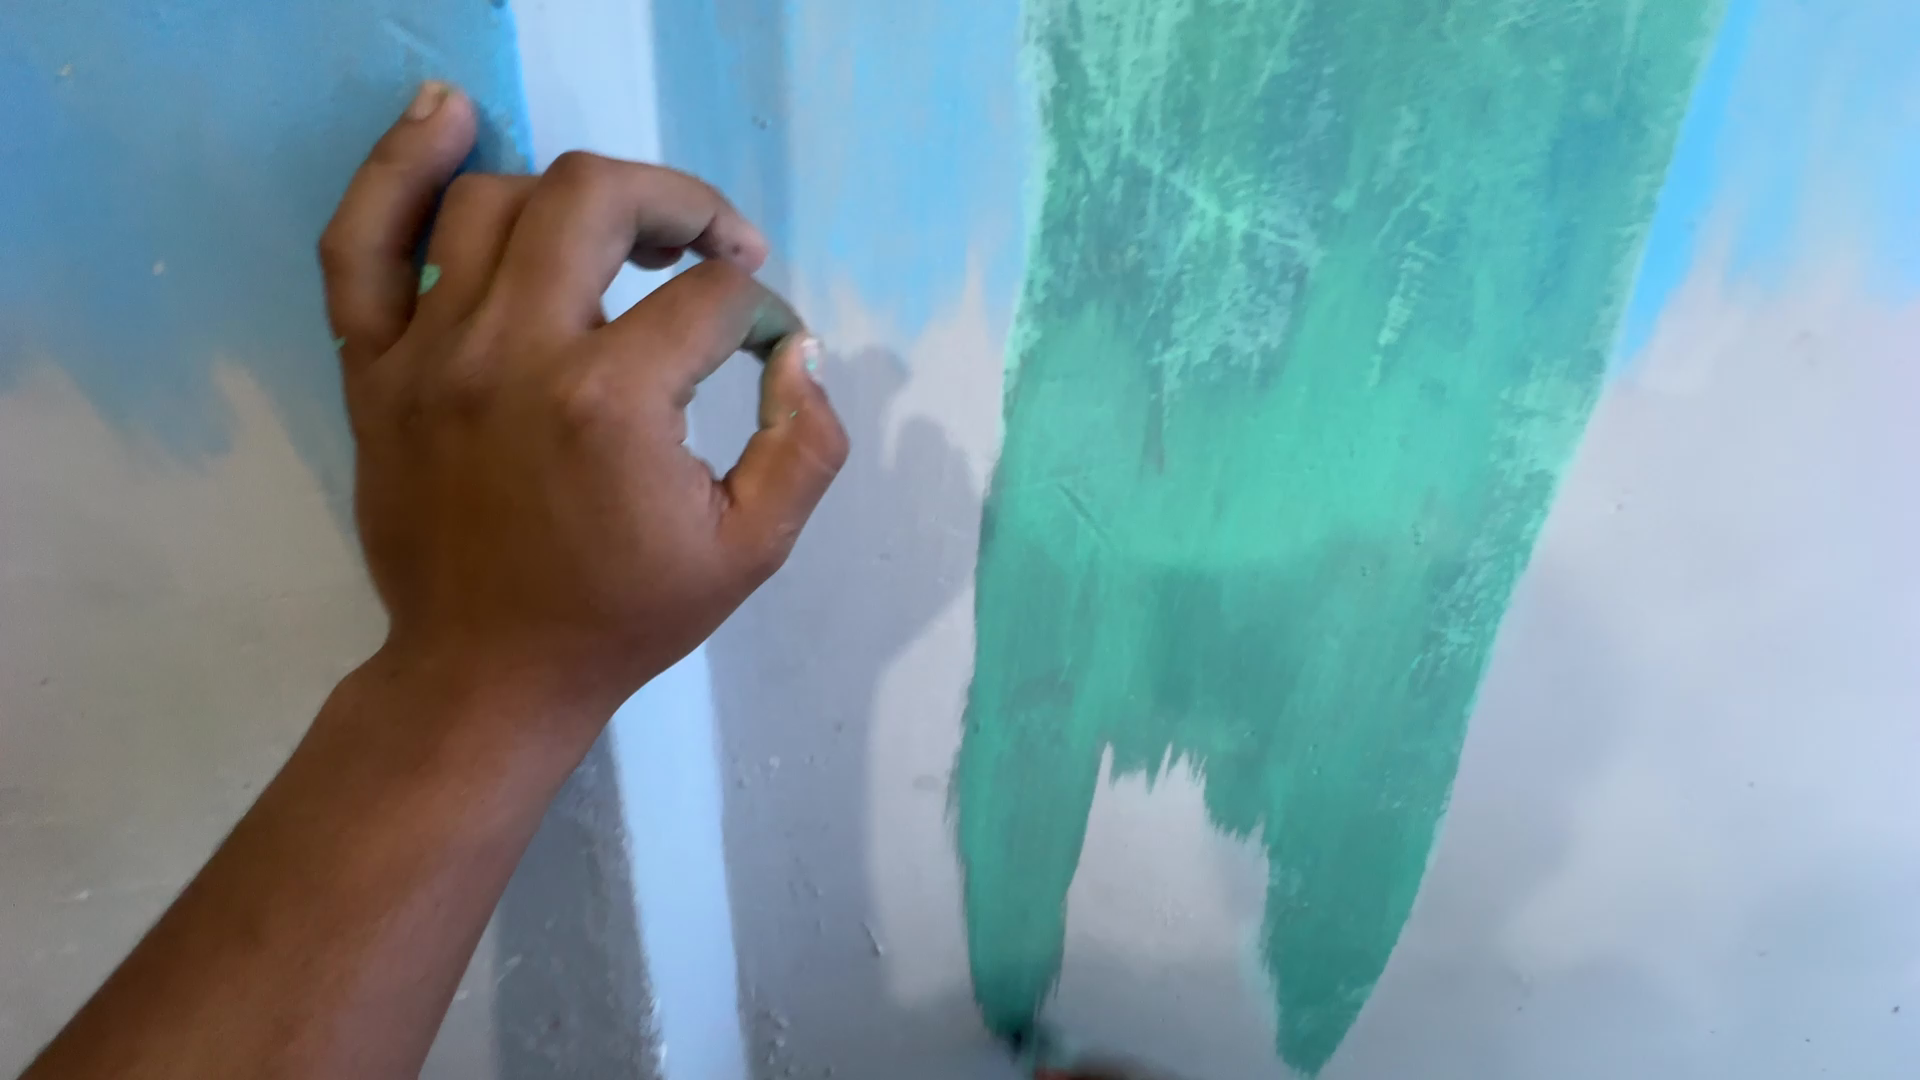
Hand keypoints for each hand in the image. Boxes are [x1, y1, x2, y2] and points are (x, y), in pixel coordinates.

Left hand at [318, 81, 846, 716]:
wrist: (494, 672)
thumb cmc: (632, 614)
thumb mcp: (756, 548)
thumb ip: (807, 446)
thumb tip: (801, 350)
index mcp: (616, 404)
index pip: (712, 300)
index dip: (761, 308)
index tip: (770, 342)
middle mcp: (516, 353)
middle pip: (601, 200)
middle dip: (685, 206)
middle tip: (722, 246)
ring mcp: (430, 353)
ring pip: (498, 199)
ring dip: (585, 195)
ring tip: (633, 231)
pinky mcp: (376, 367)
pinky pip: (365, 237)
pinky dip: (401, 164)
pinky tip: (452, 116)